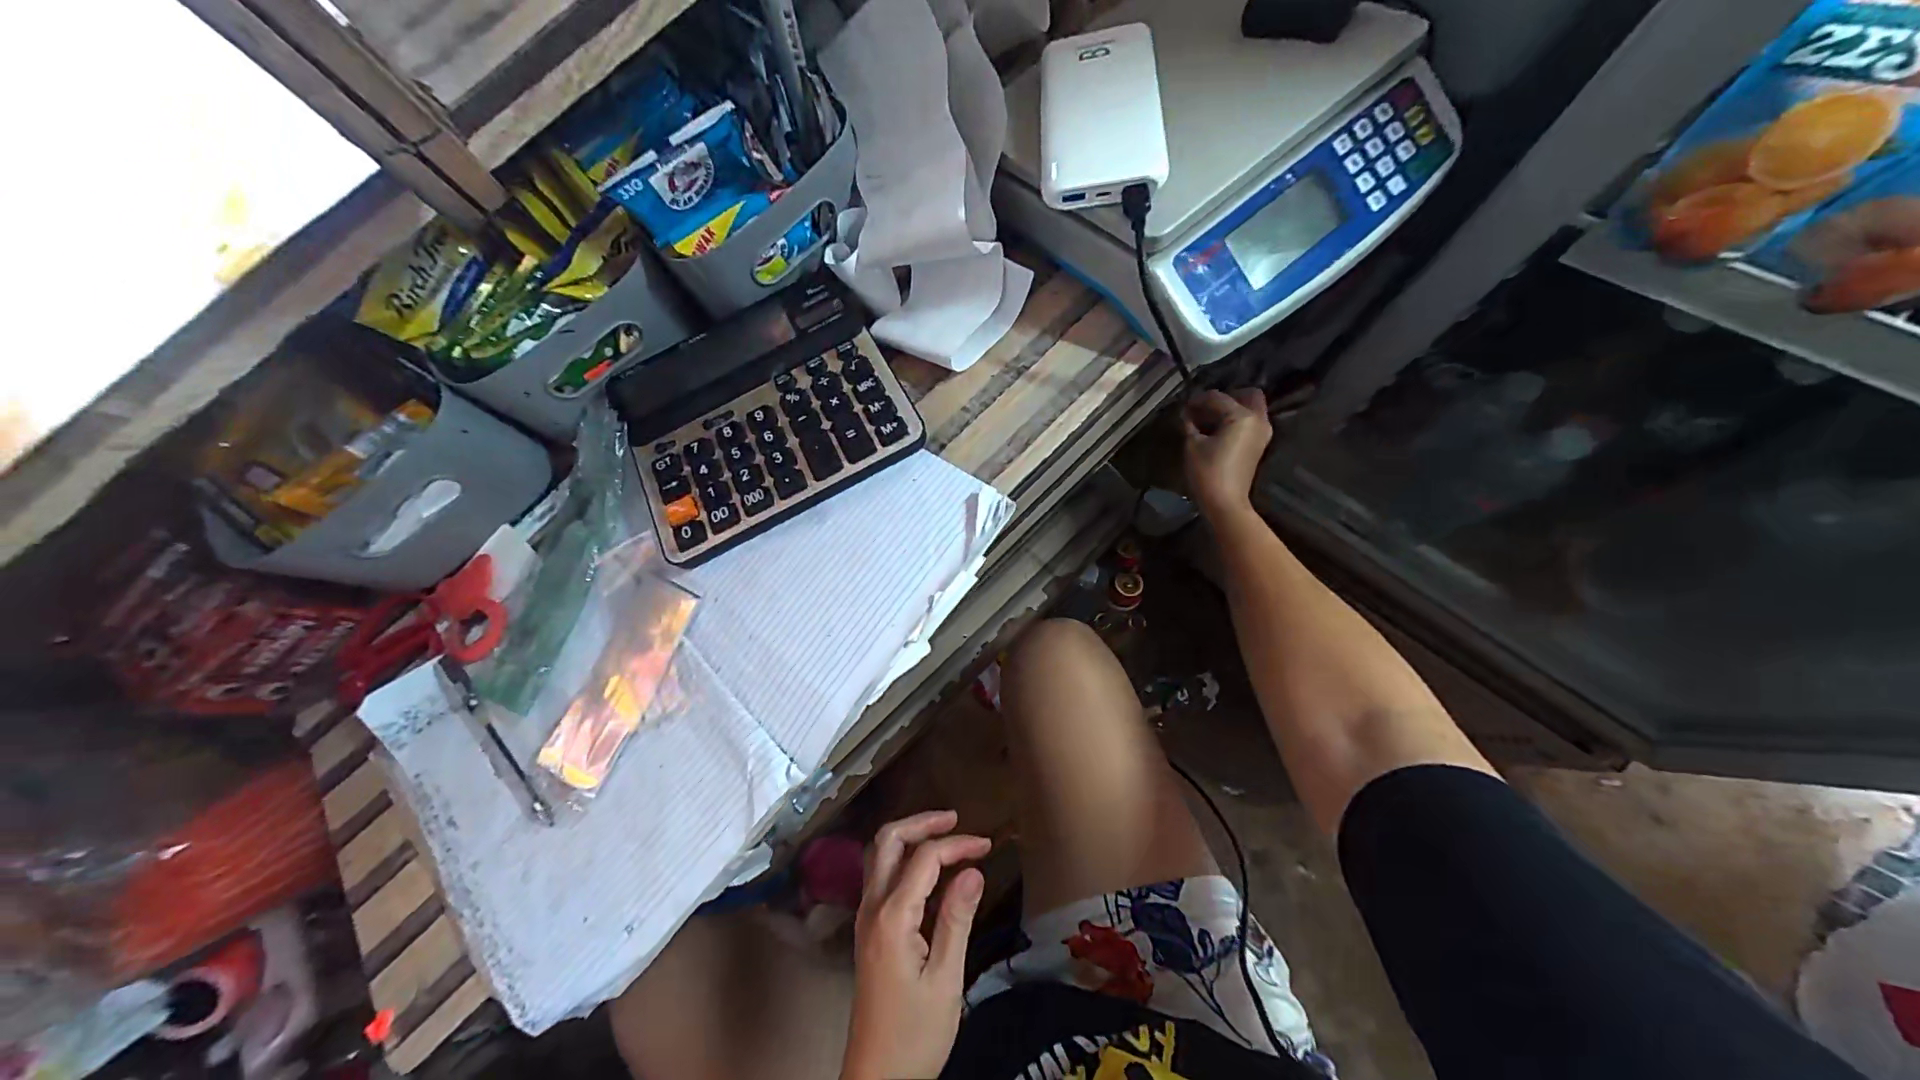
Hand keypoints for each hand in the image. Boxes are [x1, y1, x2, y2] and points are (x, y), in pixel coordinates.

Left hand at [842, 810, 989, 1079]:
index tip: (987, 846)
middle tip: (956, 820)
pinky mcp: (869, 931)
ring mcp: (865, 919)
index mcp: (891, 917)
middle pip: (887, 841)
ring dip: (909, 836)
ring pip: (878, 856)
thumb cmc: (916, 1033)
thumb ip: (957, 919)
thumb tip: (972, 870)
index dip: (957, 845)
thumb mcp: (946, 978)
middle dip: (921, 822)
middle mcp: (871, 908)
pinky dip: (904, 859)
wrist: (878, 1077)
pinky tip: (929, 870)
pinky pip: (881, 877)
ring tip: (944, 833)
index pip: (923, 859)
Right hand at [1182, 388, 1272, 520]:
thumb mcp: (1193, 444)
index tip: (1184, 406)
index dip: (1198, 400)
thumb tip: (1187, 413)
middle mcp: (1258, 419)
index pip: (1218, 398)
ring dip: (1232, 408)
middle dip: (1225, 397)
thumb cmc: (1207, 472)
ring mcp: (1262, 432)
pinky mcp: (1260, 444)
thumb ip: (1190, 423)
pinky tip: (1217, 429)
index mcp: (1242, 416)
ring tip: (1208, 419)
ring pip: (1251, 407)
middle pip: (1246, 394)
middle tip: (1205, 408)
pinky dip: (1236, 420)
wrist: (1225, 502)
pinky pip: (1250, 421)